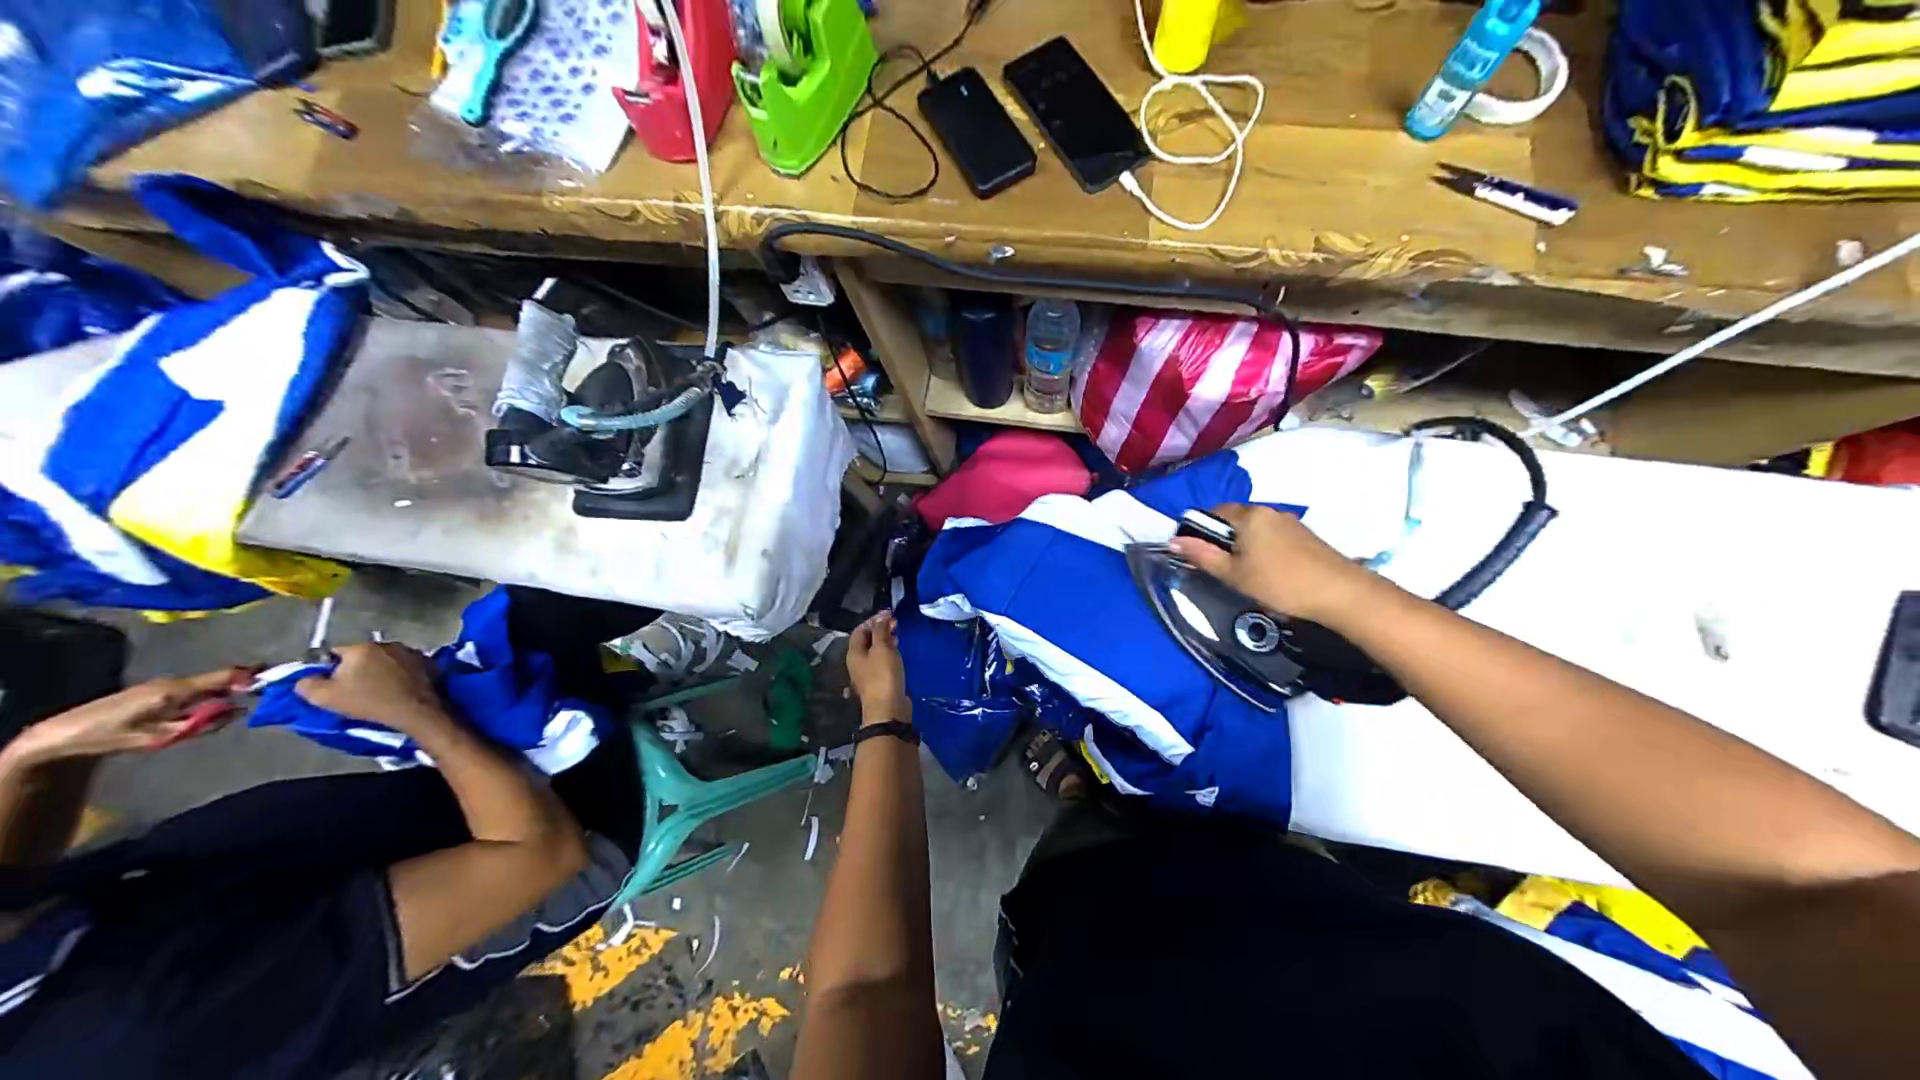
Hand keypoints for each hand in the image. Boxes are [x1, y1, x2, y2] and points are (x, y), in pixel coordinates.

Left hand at [6, 669, 252, 764]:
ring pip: (206, 685)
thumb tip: (240, 710)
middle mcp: (174, 682)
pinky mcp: (156, 692)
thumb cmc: (112, 736)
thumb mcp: (161, 737)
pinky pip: (193, 690)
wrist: (61, 735)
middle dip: (244, 682)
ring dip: (226, 691)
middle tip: (268, 691)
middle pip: (218, 679)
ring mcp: (163, 686)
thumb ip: (203, 723)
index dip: (252, 675)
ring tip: (244, 702)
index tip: (278, 676)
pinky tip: (213, 707)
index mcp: (178, 690)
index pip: (225, 676)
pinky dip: (210, 695)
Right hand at [296, 644, 448, 733]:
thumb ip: (307, 684)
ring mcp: (411, 651)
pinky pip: (405, 665)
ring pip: (385, 659)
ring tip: (379, 689)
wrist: (415, 709)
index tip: (333, 684)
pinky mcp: (427, 661)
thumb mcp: (325, 697)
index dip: (330, 668)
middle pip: (363, 655)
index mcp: (362, 648)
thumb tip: (306, 678)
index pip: (336, 653)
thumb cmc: (368, 701)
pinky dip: (399, 673)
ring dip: (380, 670)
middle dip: (356, 668)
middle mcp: (388, 643)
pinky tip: (398, 687)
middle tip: (356, 688)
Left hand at [846, 611, 909, 724]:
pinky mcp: (880, 682)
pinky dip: (890, 653)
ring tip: (899, 634)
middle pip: (867, 640)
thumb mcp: (882, 648)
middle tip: (896, 623)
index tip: (889, 613)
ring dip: (886, 641)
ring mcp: (868, 673)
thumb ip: (881, 630)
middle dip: (880, 629)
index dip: (873, 619)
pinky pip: (883, 662)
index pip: (860, 630)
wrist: (889, 709)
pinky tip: (899, 652)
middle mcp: (858, 662)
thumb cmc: (883, 675)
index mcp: (854, 653)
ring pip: (875, 651)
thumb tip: (881, 617)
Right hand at [1169, 504, 1381, 624]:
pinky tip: (1270, 573)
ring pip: (1255, 529)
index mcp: (1248, 515)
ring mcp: (1290, 521)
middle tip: (1222, 568)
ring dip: (1245, 545)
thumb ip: (1202, 555)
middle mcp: (1269, 511)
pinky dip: (1264, 549)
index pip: (1213, 512)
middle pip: (1235, 519)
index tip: (1199, 555)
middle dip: (1224, 539)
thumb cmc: (1279, 583)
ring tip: (1246, 574)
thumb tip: (1173, 540)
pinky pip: (1273, 536)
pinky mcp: (1305, 535)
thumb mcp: (1233, 574)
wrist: (1340, 593)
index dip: (1200, 531)